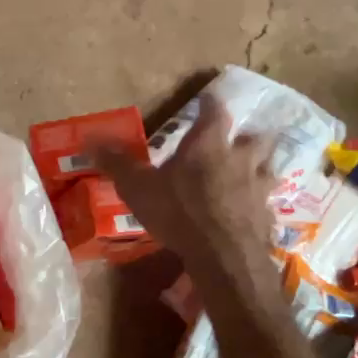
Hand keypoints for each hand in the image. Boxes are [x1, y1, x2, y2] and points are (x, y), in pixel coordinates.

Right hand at [92, 94, 279, 305]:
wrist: (224, 256)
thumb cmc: (178, 212)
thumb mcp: (137, 186)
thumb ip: (116, 162)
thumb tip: (88, 138)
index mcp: (208, 143)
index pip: (215, 111)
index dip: (209, 104)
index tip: (206, 101)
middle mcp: (241, 158)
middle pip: (256, 136)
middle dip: (246, 136)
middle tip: (232, 141)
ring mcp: (260, 187)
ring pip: (269, 166)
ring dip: (259, 166)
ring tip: (245, 172)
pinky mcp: (268, 215)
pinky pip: (267, 200)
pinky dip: (258, 200)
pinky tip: (247, 209)